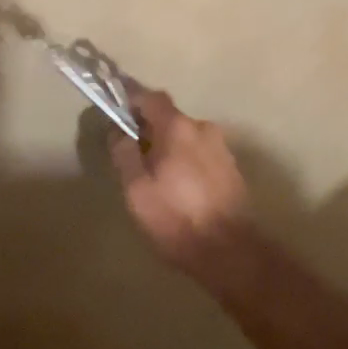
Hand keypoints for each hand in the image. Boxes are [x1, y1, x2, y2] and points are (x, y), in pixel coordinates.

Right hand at [110, 87, 249, 271]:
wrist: (230, 252)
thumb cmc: (176, 217)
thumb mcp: (136, 189)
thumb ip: (124, 153)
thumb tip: (118, 129)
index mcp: (178, 127)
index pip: (151, 97)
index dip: (131, 99)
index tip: (116, 109)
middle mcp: (203, 128)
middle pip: (169, 117)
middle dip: (149, 129)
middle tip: (132, 152)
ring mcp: (221, 147)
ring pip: (186, 137)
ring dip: (169, 147)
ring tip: (155, 176)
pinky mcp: (231, 168)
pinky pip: (200, 153)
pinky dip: (185, 160)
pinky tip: (178, 188)